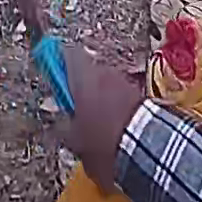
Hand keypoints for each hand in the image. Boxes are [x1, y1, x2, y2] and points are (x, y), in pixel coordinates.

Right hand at [61, 45, 144, 190]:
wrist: (147, 149)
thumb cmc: (103, 141)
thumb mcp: (74, 140)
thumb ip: (63, 126)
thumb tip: (59, 122)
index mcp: (82, 76)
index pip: (66, 53)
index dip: (58, 62)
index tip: (54, 76)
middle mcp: (102, 71)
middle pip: (86, 70)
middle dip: (80, 87)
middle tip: (75, 110)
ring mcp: (122, 80)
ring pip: (104, 83)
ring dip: (99, 97)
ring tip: (96, 125)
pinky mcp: (138, 93)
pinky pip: (119, 94)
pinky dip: (115, 106)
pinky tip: (114, 129)